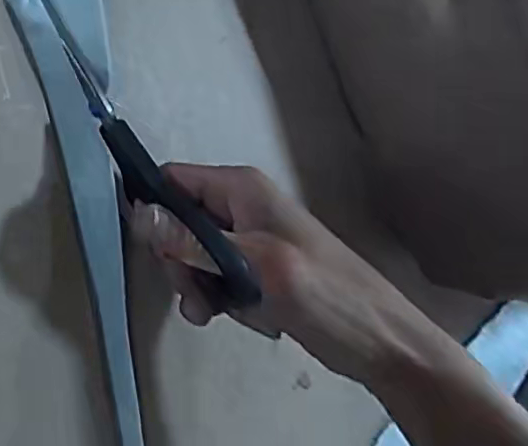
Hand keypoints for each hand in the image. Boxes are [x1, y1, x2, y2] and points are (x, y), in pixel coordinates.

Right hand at [130, 164, 457, 386]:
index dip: (155, 208)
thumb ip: (194, 241)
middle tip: (192, 293)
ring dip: (199, 283)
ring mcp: (250, 235)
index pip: (173, 179)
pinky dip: (220, 297)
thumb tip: (140, 214)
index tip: (155, 250)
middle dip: (180, 258)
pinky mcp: (258, 266)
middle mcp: (240, 203)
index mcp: (240, 186)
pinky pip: (218, 273)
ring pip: (196, 251)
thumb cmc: (325, 294)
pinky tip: (240, 317)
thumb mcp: (253, 266)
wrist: (387, 347)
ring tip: (215, 313)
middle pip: (180, 219)